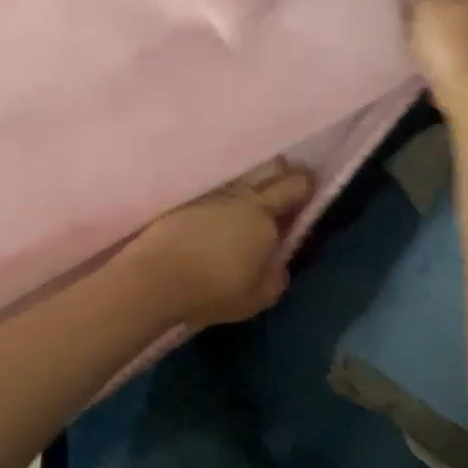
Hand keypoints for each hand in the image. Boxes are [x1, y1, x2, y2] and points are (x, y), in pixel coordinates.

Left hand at [117, 159, 311, 327]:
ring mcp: (213, 190)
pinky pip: (217, 184)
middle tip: (288, 182)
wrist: (156, 275)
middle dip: (284, 173)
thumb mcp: (258, 297)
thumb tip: (279, 262)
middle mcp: (242, 194)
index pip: (295, 187)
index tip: (311, 187)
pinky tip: (222, 202)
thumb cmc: (213, 288)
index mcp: (265, 215)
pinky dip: (225, 190)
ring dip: (254, 179)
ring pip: (243, 175)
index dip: (306, 185)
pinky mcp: (187, 195)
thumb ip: (276, 276)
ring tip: (254, 193)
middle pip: (271, 169)